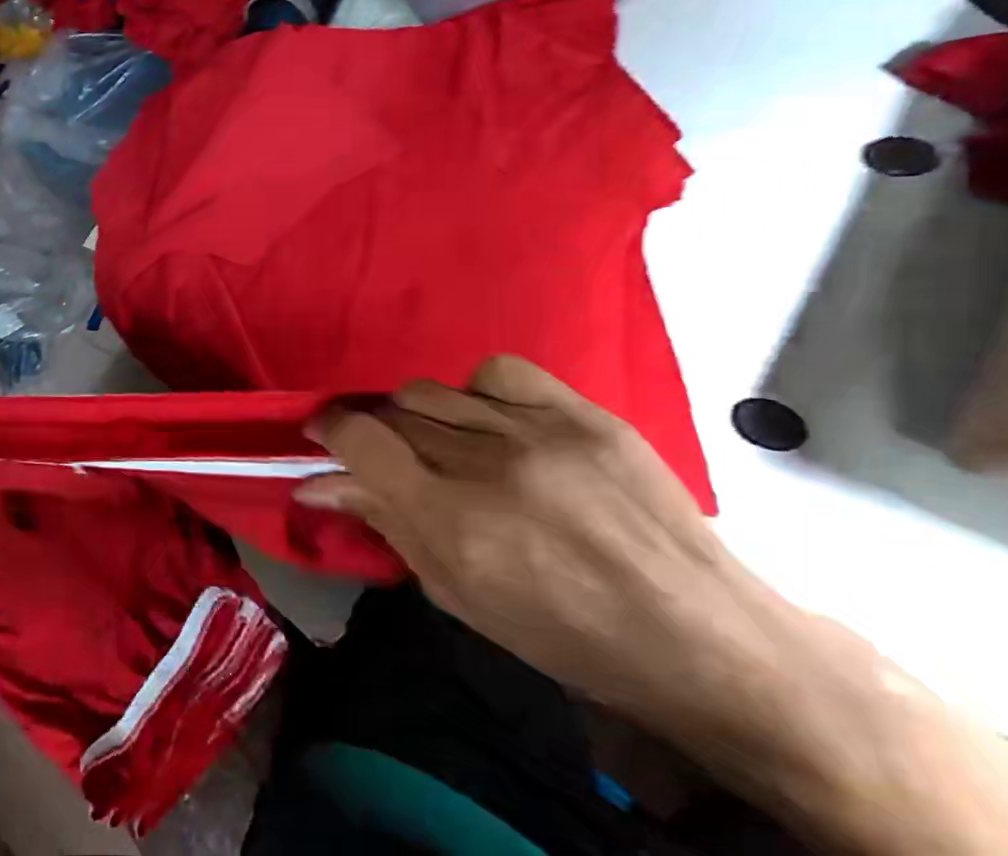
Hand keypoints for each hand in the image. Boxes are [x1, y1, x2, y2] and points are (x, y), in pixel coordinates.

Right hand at [296, 357, 850, 756]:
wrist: (689, 629)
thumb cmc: (562, 635)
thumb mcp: (460, 597)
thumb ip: (389, 528)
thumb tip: (323, 484)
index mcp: (455, 524)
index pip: (364, 442)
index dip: (329, 429)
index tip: (318, 434)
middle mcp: (490, 464)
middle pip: (399, 412)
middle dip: (372, 427)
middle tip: (378, 451)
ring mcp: (542, 430)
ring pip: (441, 390)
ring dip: (420, 414)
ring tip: (438, 441)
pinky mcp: (584, 412)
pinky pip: (503, 372)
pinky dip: (477, 392)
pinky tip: (490, 420)